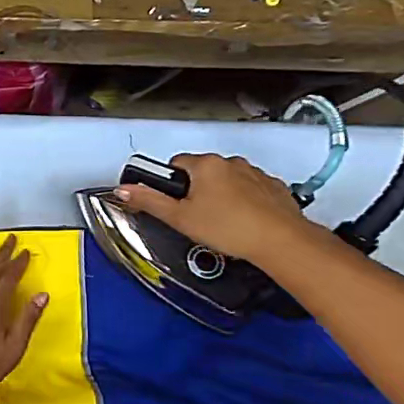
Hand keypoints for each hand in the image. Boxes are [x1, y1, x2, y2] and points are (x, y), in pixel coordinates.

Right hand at [117, 153, 312, 260]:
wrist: (280, 241)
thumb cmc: (230, 228)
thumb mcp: (180, 218)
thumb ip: (149, 201)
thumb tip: (123, 189)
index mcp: (205, 165)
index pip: (176, 164)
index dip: (171, 185)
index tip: (174, 204)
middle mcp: (231, 162)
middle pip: (202, 172)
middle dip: (197, 191)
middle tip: (196, 217)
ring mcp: (255, 173)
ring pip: (227, 180)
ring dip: (221, 195)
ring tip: (222, 223)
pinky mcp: (273, 187)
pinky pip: (251, 189)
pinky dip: (245, 202)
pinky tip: (243, 222)